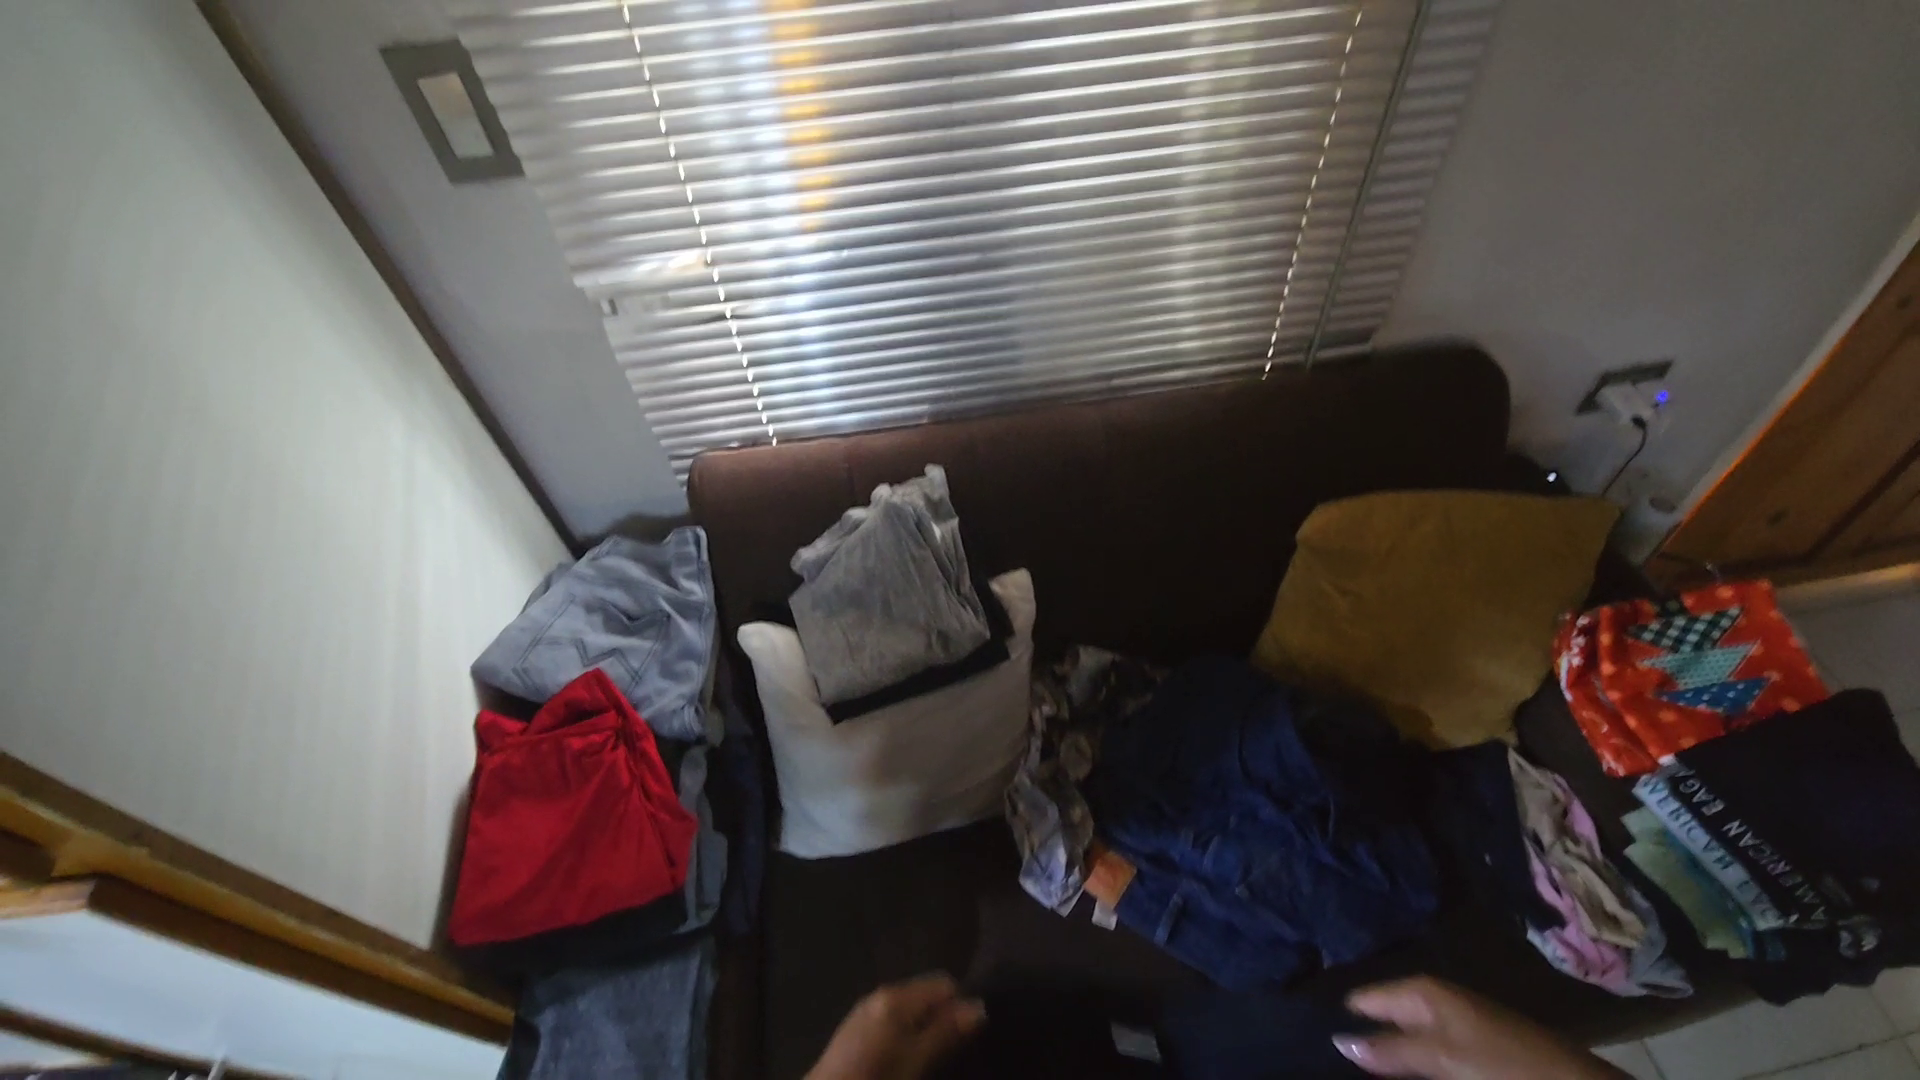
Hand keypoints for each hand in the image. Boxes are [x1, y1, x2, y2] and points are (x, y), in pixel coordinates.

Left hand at [805, 974, 987, 1079]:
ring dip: (923, 1027)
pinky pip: (892, 1018)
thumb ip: (946, 1031)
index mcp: (897, 996)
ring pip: (909, 1007)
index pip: (943, 983)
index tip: (964, 1037)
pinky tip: (901, 1058)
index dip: (958, 1006)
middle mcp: (882, 992)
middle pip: (925, 993)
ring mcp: (867, 1008)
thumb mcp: (916, 1060)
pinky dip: (905, 1032)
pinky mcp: (857, 1025)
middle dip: (940, 1016)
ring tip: (925, 1058)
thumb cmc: (877, 1079)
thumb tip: (979, 1005)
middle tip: (945, 1052)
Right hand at [1333, 976, 1625, 1079]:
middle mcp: (1431, 1002)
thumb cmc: (1504, 1065)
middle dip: (1361, 1042)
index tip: (1307, 1032)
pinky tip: (1399, 1079)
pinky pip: (1424, 1059)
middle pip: (1382, 1021)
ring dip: (1386, 1060)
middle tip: (1327, 1062)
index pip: (1363, 999)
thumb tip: (1337, 1040)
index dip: (1339, 1016)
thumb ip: (1391, 1049)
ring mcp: (1451, 1029)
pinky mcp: (1467, 1055)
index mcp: (1421, 991)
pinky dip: (1411, 1070)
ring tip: (1356, 1073)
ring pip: (1403, 1043)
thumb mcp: (1443, 1057)